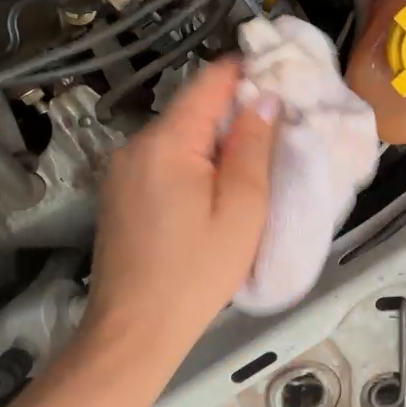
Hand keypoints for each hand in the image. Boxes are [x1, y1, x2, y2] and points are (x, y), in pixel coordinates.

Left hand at [80, 59, 278, 361]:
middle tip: (280, 127)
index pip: (210, 80)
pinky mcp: (120, 191)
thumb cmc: (196, 273)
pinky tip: (217, 186)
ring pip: (181, 132)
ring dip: (217, 137)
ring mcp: (122, 169)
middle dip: (237, 110)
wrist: (132, 334)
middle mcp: (136, 144)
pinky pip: (165, 156)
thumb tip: (265, 98)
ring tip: (254, 160)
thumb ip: (254, 145)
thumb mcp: (242, 208)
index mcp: (165, 142)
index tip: (285, 80)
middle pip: (194, 106)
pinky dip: (195, 158)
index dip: (250, 72)